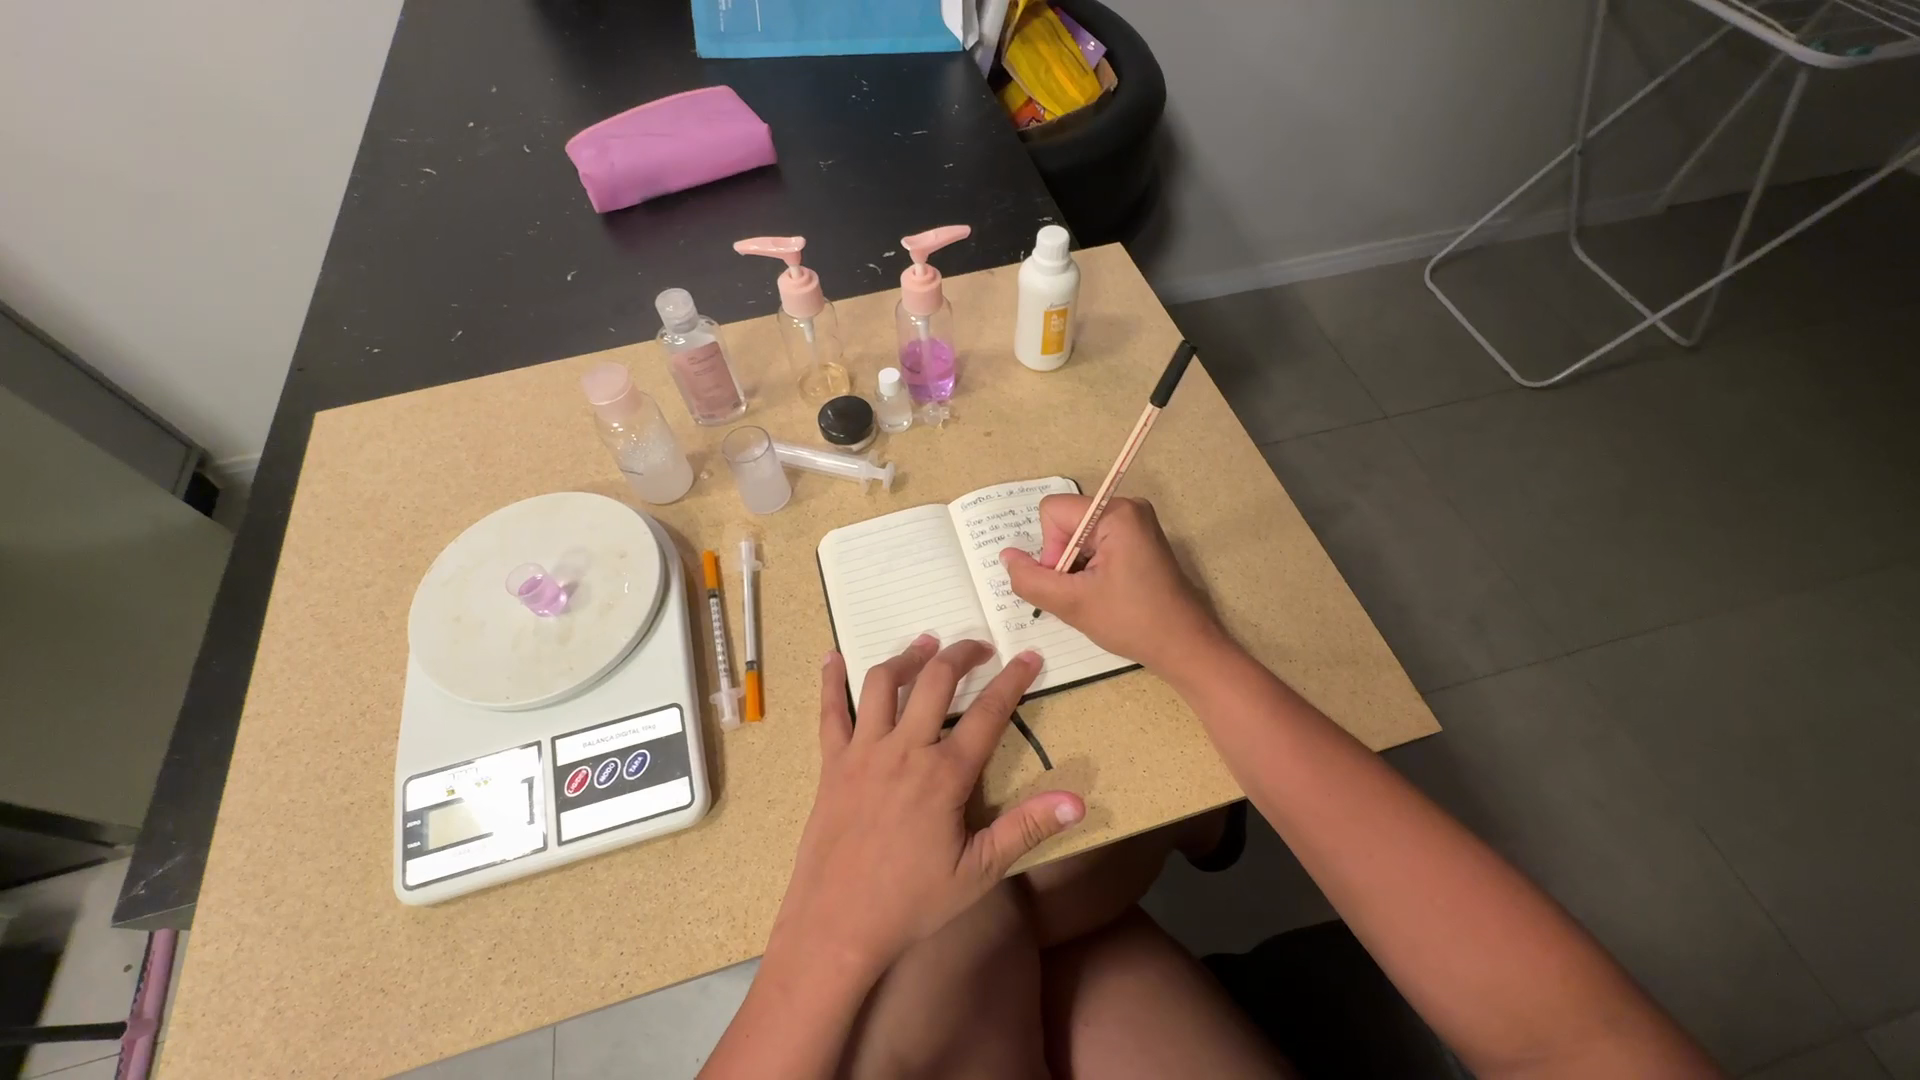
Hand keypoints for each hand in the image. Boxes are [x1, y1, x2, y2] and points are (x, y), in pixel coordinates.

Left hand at [768, 635, 1085, 978]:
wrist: (837, 926)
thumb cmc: (912, 903)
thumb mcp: (979, 871)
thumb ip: (1026, 829)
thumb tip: (1076, 800)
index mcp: (944, 774)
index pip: (989, 713)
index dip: (1013, 680)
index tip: (1030, 656)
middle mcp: (904, 750)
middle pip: (936, 682)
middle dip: (962, 655)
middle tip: (979, 646)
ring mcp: (863, 752)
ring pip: (884, 684)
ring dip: (908, 657)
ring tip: (926, 643)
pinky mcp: (831, 764)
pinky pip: (830, 712)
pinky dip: (831, 680)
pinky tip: (833, 658)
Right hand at [1000, 495, 1225, 675]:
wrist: (1184, 646)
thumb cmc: (1132, 622)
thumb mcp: (1071, 603)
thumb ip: (1030, 578)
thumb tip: (1006, 556)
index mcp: (1115, 513)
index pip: (1052, 512)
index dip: (1049, 549)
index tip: (1070, 579)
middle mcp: (1127, 508)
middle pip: (1065, 522)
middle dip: (1062, 559)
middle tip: (1082, 592)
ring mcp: (1136, 524)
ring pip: (1078, 536)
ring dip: (1075, 567)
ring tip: (1095, 595)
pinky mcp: (1139, 540)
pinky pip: (1096, 543)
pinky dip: (1090, 568)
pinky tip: (1105, 592)